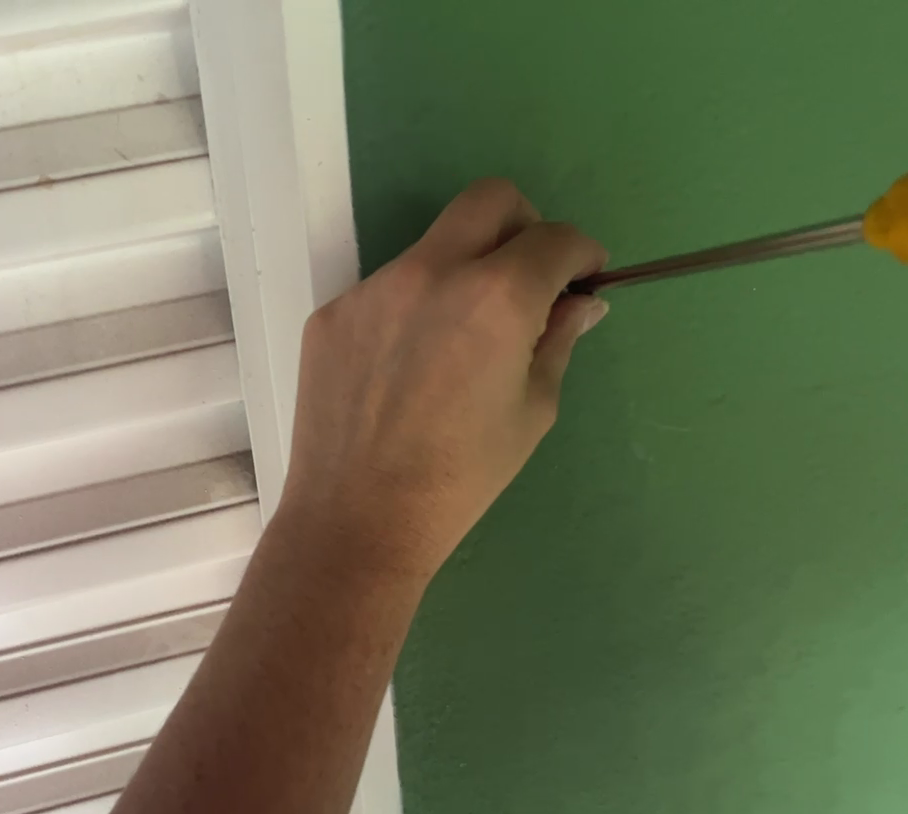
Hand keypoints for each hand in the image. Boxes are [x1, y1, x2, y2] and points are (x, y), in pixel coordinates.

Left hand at [277, 179, 606, 583]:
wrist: (357, 518)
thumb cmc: (458, 479)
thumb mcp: (531, 412)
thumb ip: (557, 341)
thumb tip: (579, 303)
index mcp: (495, 296)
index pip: (555, 238)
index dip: (580, 257)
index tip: (579, 282)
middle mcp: (428, 273)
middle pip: (488, 201)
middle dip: (522, 227)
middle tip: (523, 280)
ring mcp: (369, 292)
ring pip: (428, 252)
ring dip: (455, 277)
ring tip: (448, 348)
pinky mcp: (328, 318)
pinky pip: (381, 295)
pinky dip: (405, 313)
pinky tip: (398, 370)